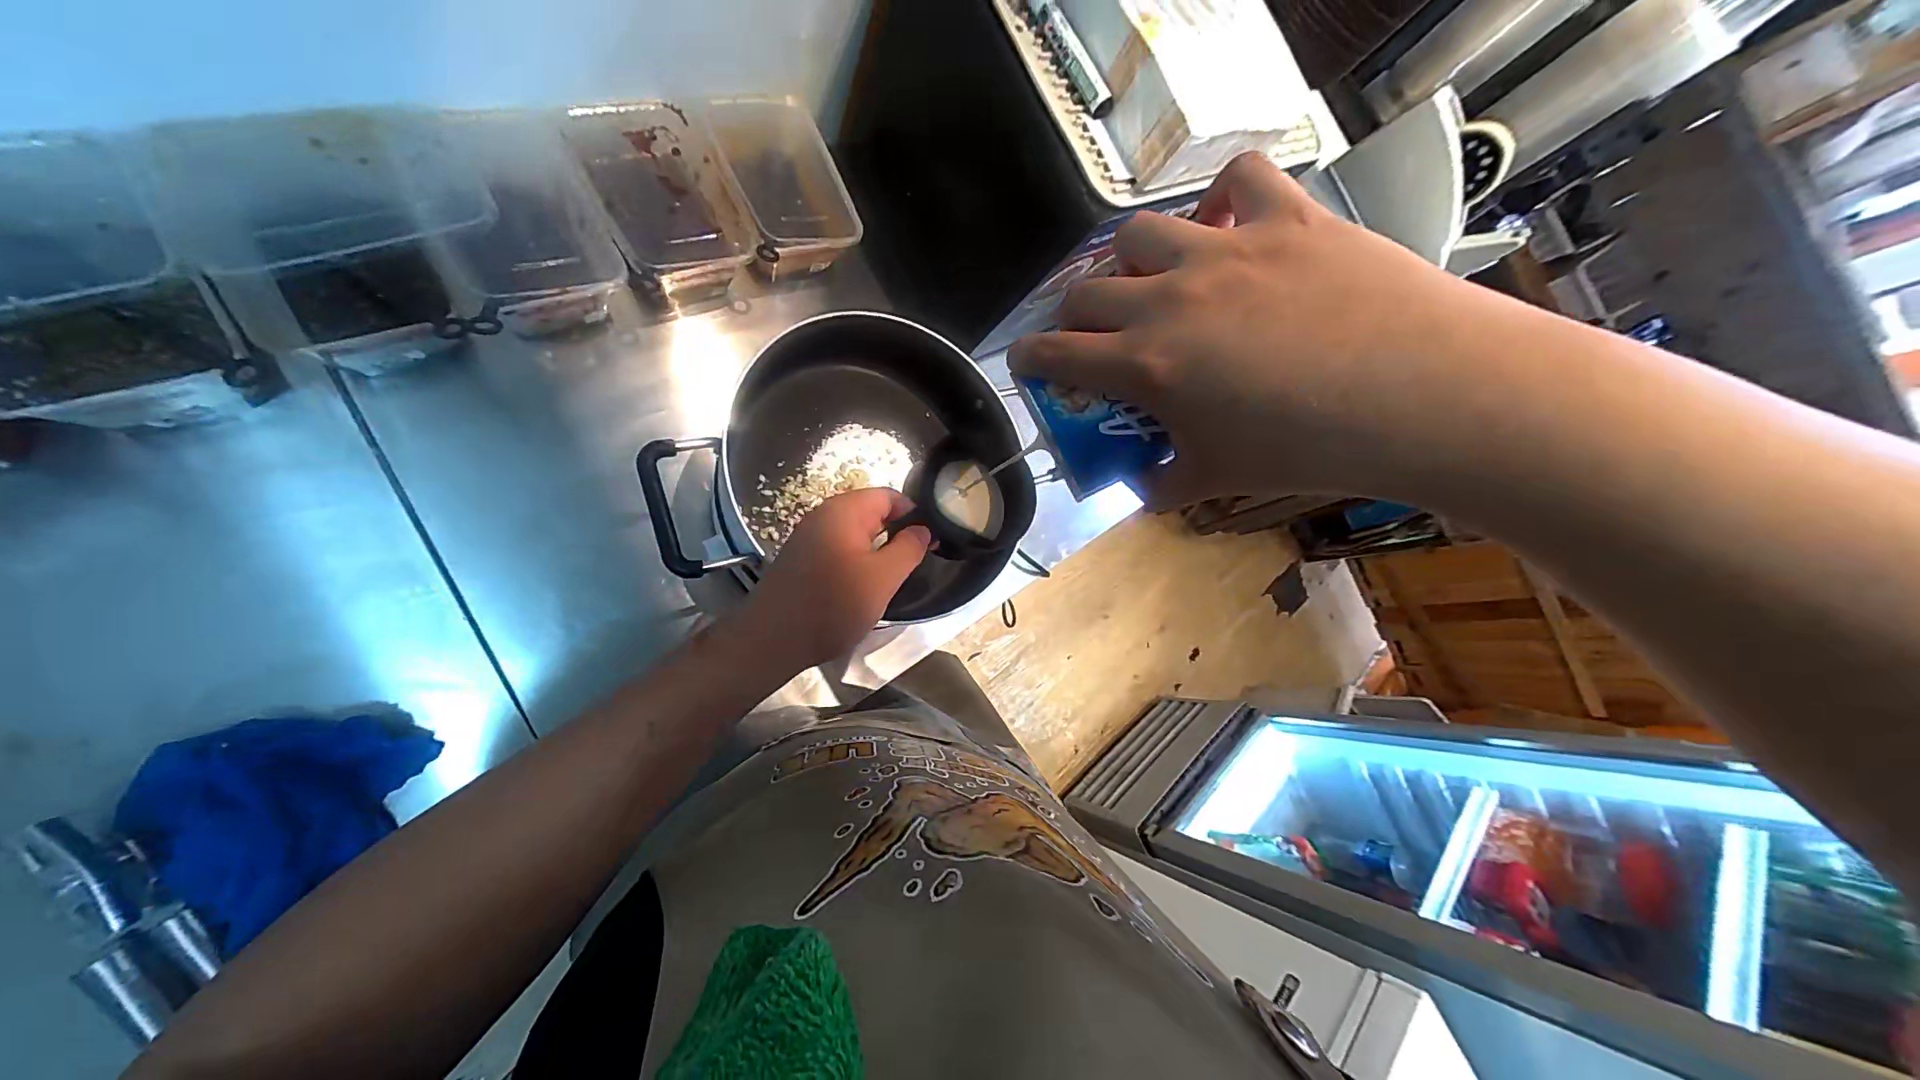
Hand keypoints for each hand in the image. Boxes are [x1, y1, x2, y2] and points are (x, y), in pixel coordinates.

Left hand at [727, 488, 931, 671]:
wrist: (772, 640)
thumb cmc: (833, 606)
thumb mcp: (883, 579)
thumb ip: (908, 549)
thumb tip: (923, 529)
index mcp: (844, 511)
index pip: (890, 496)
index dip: (915, 515)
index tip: (930, 542)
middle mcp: (823, 515)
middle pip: (871, 511)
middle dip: (896, 533)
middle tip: (913, 564)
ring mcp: (808, 536)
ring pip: (855, 532)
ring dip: (876, 550)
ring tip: (888, 579)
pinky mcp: (801, 558)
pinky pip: (838, 548)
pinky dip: (855, 561)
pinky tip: (860, 587)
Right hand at [1008, 151, 1519, 508]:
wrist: (1423, 398)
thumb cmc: (1309, 450)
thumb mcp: (1220, 479)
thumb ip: (1164, 483)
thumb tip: (1142, 486)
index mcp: (1147, 364)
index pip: (1055, 353)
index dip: (1028, 358)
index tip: (1026, 361)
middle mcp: (1170, 299)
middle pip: (1086, 289)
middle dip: (1075, 315)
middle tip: (1096, 333)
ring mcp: (1227, 249)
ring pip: (1141, 229)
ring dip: (1132, 257)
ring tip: (1156, 277)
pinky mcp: (1286, 217)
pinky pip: (1237, 177)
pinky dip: (1221, 195)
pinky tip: (1228, 222)